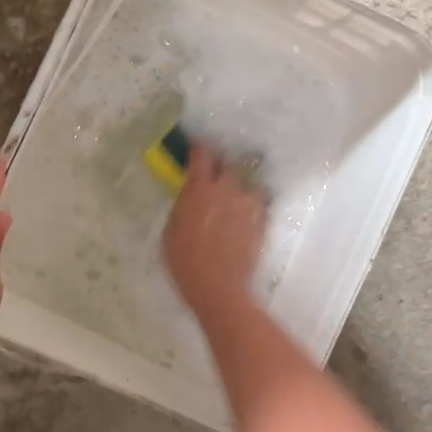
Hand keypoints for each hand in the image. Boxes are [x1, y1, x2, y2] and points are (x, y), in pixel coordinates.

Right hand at [165, 143, 266, 315]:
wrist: (218, 287)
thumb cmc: (185, 261)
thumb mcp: (171, 230)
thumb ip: (183, 206)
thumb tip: (188, 196)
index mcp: (199, 190)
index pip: (202, 155)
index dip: (198, 146)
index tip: (195, 145)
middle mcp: (226, 190)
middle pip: (229, 164)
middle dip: (221, 165)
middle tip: (214, 173)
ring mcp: (247, 205)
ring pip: (248, 183)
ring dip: (239, 186)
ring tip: (233, 197)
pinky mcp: (260, 221)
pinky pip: (258, 203)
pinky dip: (251, 204)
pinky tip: (244, 215)